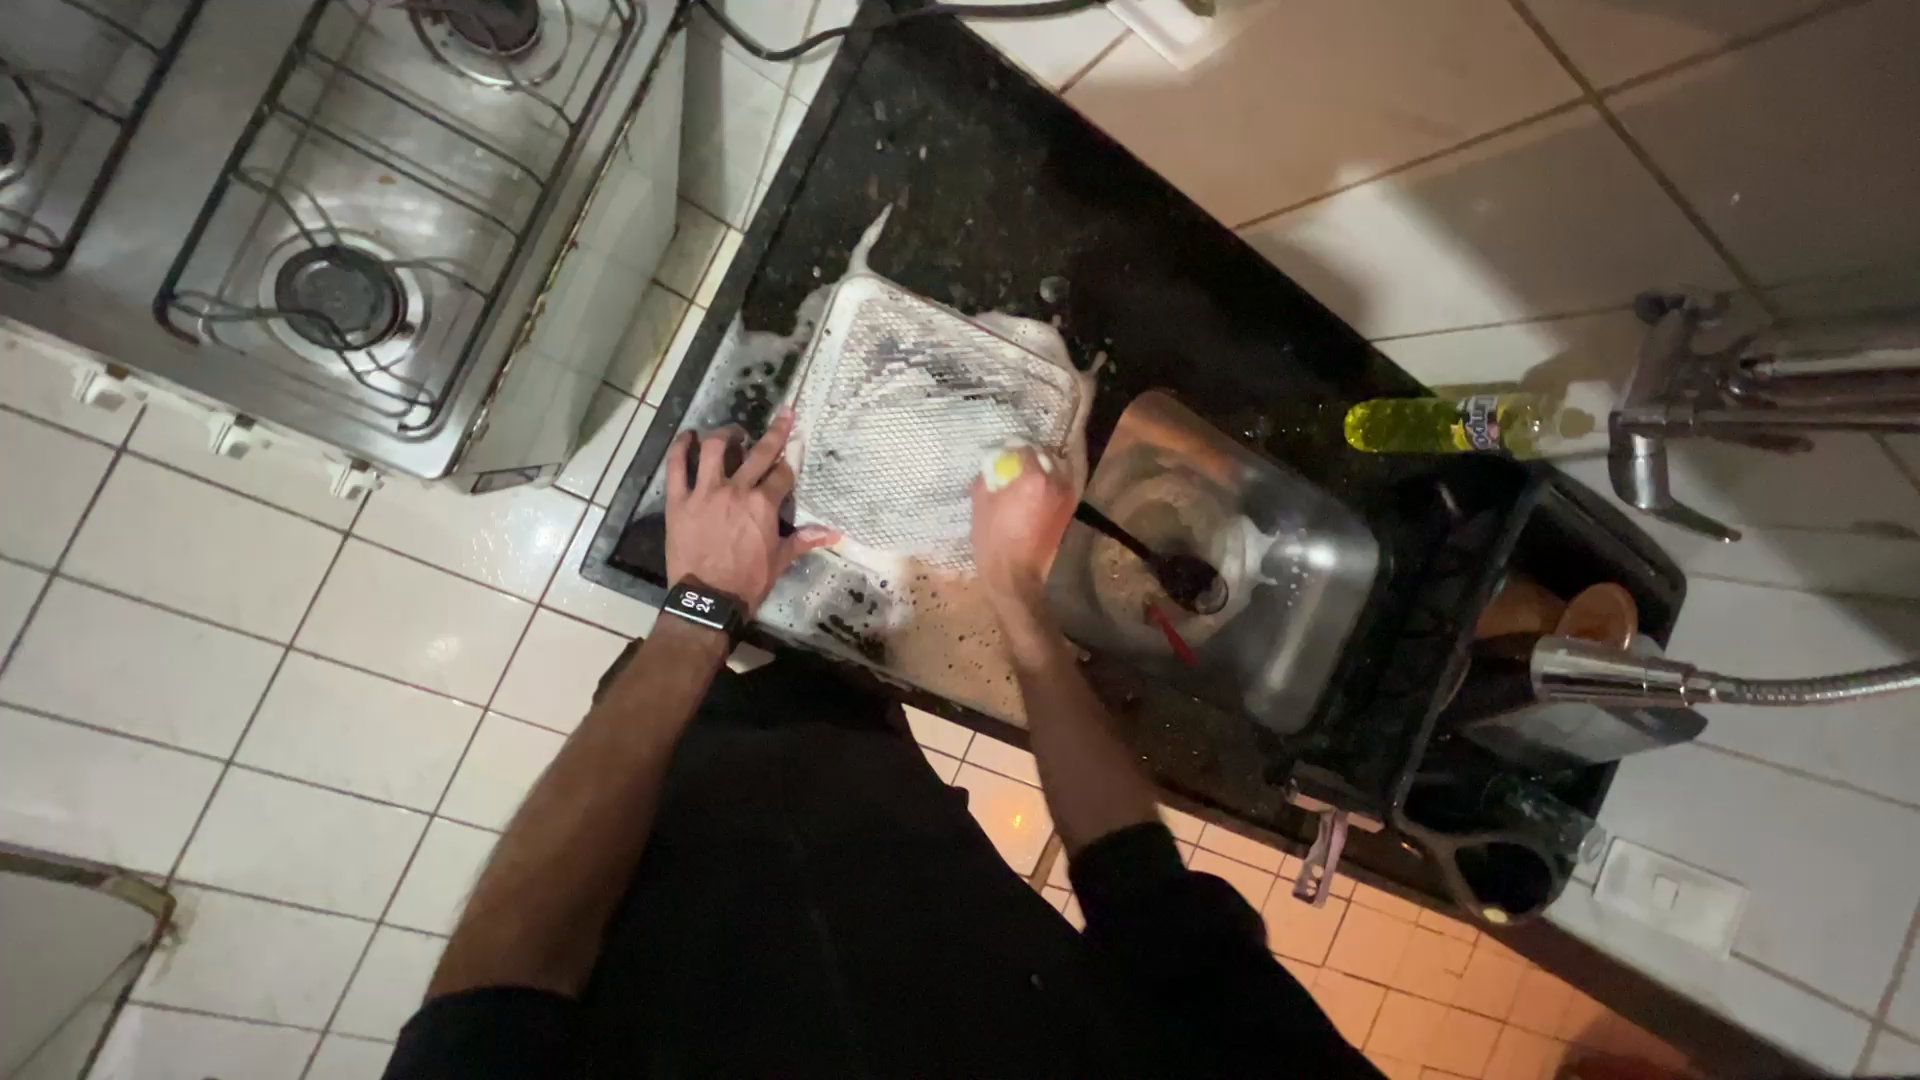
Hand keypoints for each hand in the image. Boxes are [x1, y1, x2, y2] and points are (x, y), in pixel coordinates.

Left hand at [665, 408, 838, 614]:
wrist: (708, 599)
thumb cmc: (748, 581)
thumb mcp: (781, 559)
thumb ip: (805, 539)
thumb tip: (835, 534)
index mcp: (763, 504)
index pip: (782, 473)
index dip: (790, 462)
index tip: (794, 451)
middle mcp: (736, 490)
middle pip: (758, 453)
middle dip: (775, 432)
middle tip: (783, 415)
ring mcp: (705, 492)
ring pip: (713, 449)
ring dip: (725, 435)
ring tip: (732, 433)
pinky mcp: (678, 500)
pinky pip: (676, 466)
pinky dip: (680, 447)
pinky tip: (686, 435)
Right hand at [970, 447, 1074, 616]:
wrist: (1015, 574)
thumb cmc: (993, 539)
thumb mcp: (981, 502)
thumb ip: (988, 475)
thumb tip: (992, 464)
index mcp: (1034, 478)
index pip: (1025, 448)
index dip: (1012, 446)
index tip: (1003, 449)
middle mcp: (1056, 483)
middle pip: (1045, 455)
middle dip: (1030, 454)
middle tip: (1015, 460)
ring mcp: (1066, 497)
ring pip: (1057, 469)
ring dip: (1043, 467)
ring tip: (1027, 474)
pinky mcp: (1069, 511)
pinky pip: (1061, 486)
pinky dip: (1050, 482)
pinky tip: (1035, 490)